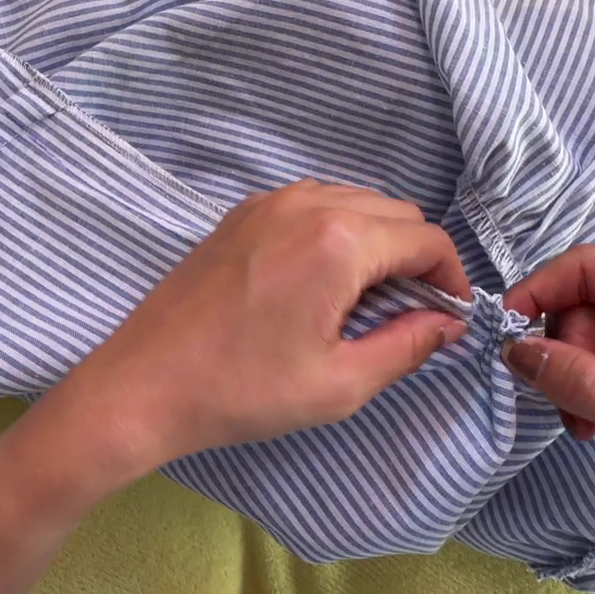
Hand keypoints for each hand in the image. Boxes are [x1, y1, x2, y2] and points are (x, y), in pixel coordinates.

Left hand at [59, 180, 469, 476]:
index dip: (450, 278)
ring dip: (376, 242)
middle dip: (416, 258)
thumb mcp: (339, 383)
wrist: (144, 383)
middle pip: (394, 213)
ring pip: (353, 202)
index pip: (426, 238)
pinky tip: (318, 280)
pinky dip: (334, 233)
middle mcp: (306, 203)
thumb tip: (447, 323)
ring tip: (364, 300)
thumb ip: (408, 345)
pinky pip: (311, 205)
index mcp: (338, 240)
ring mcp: (267, 202)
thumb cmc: (243, 391)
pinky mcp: (240, 214)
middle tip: (408, 314)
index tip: (448, 317)